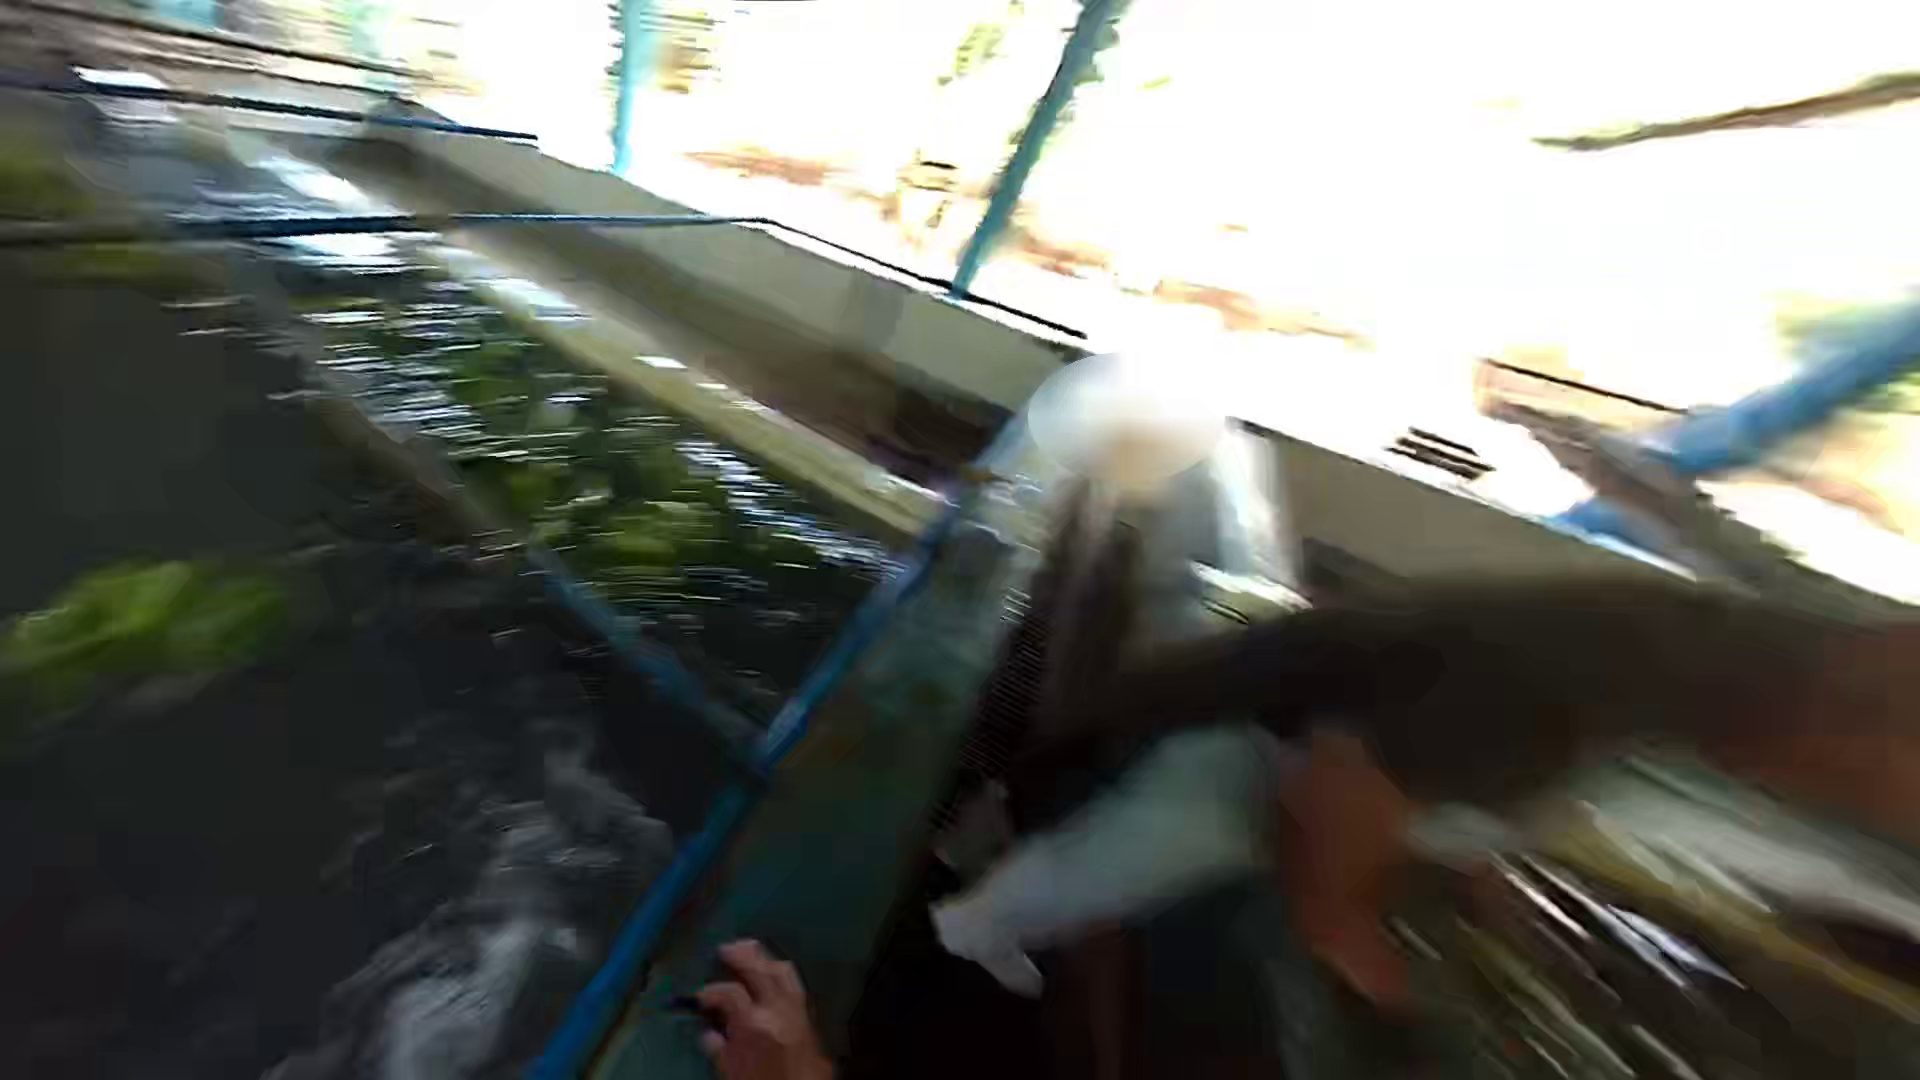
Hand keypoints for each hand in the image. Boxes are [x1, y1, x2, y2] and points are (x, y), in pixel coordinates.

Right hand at [696, 940, 832, 1079]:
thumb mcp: (733, 1075)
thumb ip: (719, 1051)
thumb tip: (707, 1033)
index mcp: (755, 1024)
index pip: (730, 994)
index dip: (712, 991)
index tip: (699, 994)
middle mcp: (776, 1007)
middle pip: (758, 969)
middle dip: (740, 955)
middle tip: (725, 947)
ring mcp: (794, 1005)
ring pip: (780, 968)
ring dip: (762, 956)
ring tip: (747, 949)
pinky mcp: (806, 1009)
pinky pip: (792, 979)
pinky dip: (779, 968)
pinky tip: (770, 967)